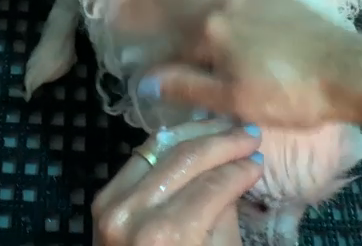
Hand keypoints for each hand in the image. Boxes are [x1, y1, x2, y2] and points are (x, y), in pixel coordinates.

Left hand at [92, 122, 261, 245]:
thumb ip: (223, 216)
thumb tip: (233, 170)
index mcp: (167, 236)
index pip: (211, 186)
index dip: (239, 169)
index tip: (259, 159)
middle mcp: (134, 212)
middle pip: (184, 159)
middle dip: (221, 142)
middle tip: (250, 133)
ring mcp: (112, 202)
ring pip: (158, 147)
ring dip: (194, 133)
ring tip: (223, 127)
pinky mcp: (102, 197)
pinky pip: (139, 158)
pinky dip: (167, 146)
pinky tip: (190, 138)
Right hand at [128, 0, 361, 128]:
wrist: (348, 70)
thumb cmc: (291, 93)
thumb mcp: (237, 100)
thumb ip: (189, 87)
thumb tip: (144, 79)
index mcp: (212, 32)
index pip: (174, 45)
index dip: (158, 55)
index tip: (134, 59)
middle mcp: (222, 2)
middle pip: (182, 8)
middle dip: (151, 5)